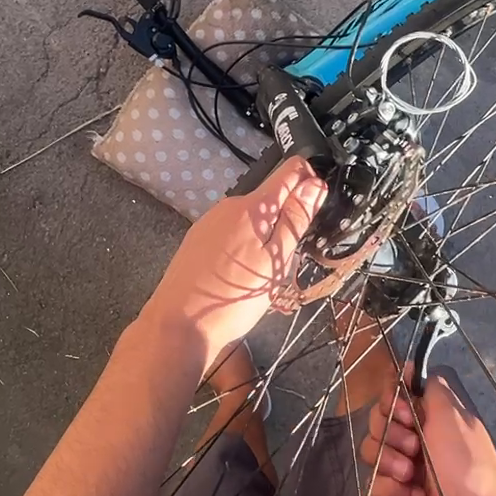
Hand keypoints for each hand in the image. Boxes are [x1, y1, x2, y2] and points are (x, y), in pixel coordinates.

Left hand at [141, 158, 326, 367]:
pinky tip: (239, 275)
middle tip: (288, 261)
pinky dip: (244, 246)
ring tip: (263, 275)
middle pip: (270, 198)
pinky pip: (232, 232)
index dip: (311, 181)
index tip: (318, 208)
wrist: (178, 325)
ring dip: (265, 237)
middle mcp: (229, 205)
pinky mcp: (198, 238)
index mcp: (253, 206)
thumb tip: (315, 184)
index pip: (290, 171)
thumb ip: (295, 220)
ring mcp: (210, 221)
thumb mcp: (275, 262)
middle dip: (287, 220)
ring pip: (251, 219)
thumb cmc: (233, 297)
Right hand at [360, 370, 495, 495]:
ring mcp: (403, 472)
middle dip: (391, 429)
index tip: (404, 406)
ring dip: (390, 460)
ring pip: (372, 450)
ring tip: (412, 475)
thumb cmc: (466, 466)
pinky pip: (373, 484)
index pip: (397, 395)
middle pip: (379, 419)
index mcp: (432, 420)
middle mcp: (416, 442)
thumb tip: (416, 368)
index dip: (392, 397)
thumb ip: (434, 387)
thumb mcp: (455, 416)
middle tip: (414, 445)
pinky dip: (392, 490)